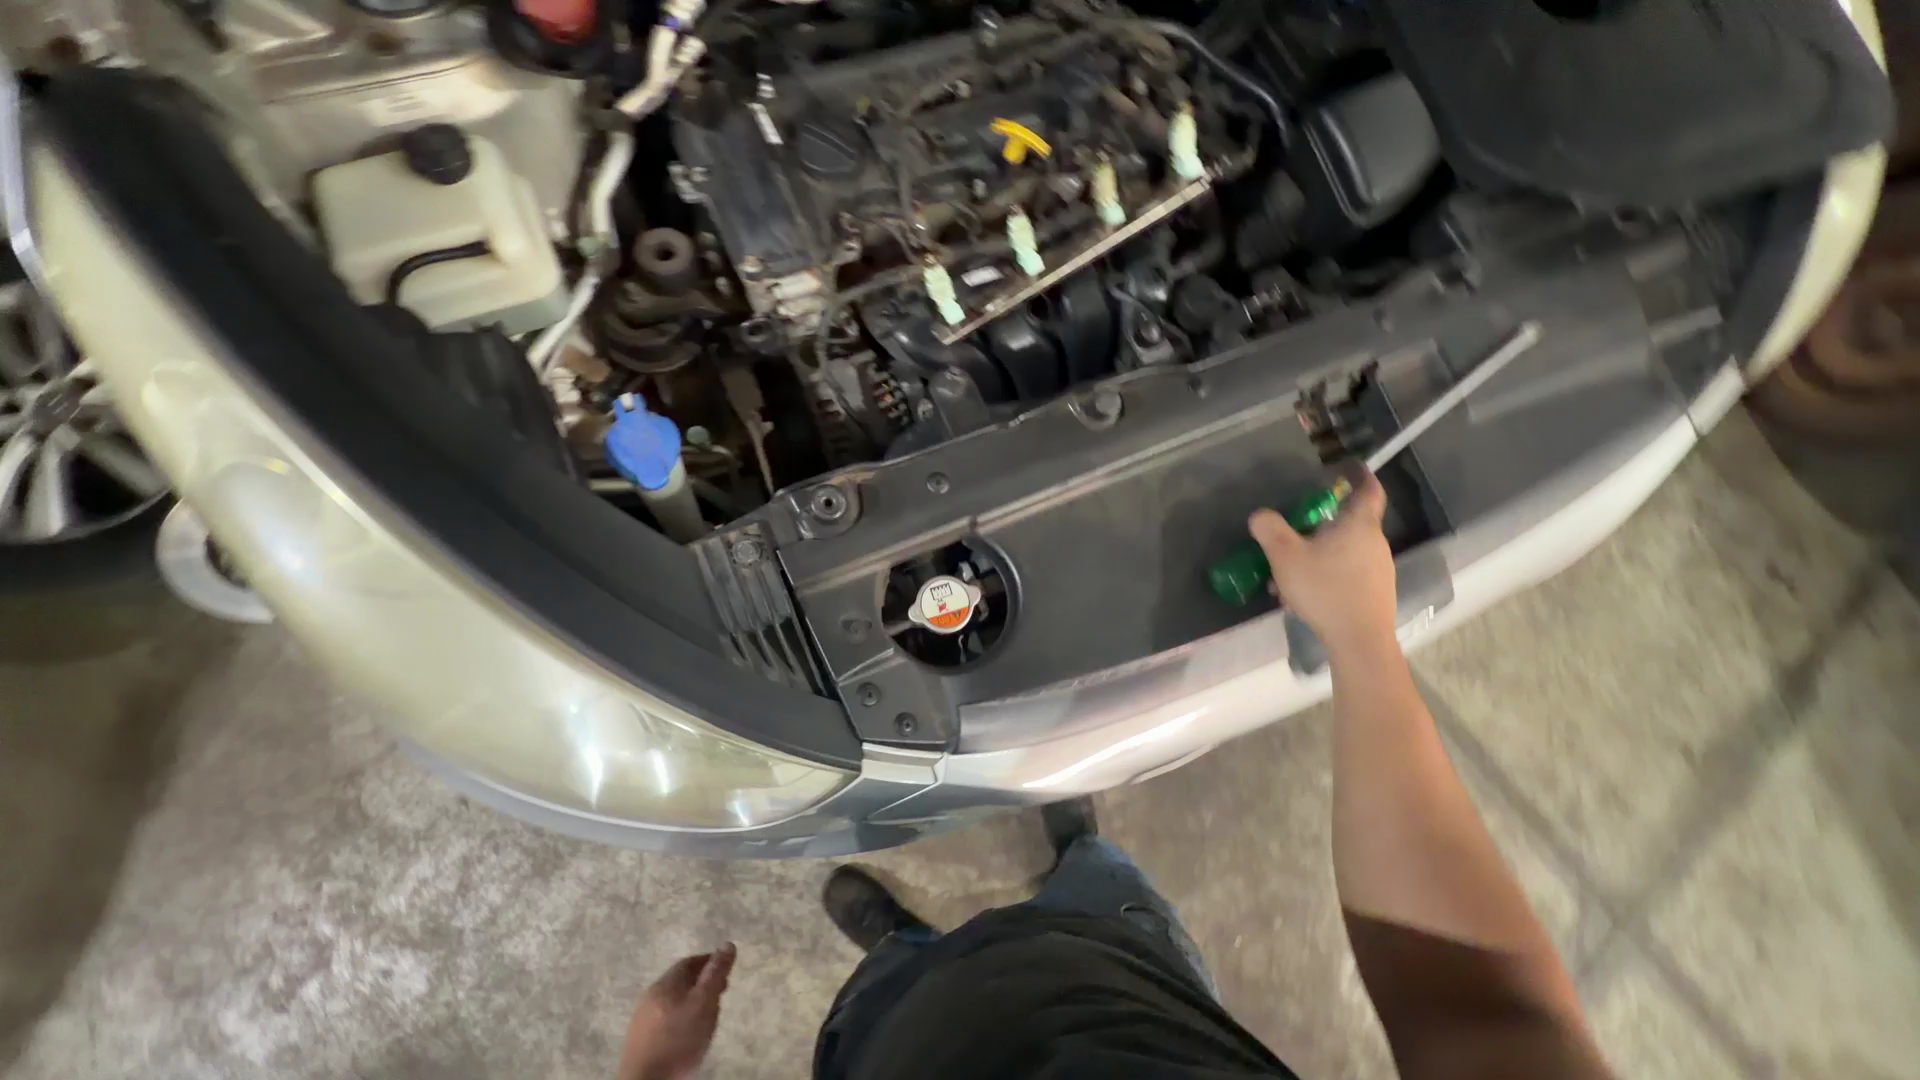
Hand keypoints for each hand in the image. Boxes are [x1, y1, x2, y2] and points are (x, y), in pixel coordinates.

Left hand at [616, 944, 736, 1079]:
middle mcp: (649, 996)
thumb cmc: (679, 1039)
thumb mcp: (704, 1003)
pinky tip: (687, 1033)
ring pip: (672, 1002)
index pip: (689, 962)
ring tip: (707, 1014)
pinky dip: (680, 1018)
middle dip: (701, 983)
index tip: (726, 970)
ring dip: (691, 1002)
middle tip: (721, 992)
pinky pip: (665, 1020)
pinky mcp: (640, 1041)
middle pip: (679, 982)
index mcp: (664, 983)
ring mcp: (641, 1020)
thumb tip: (727, 944)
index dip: (709, 962)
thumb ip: (715, 974)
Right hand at [1249, 470, 1398, 659]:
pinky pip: (1347, 574)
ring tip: (1289, 574)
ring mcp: (1379, 569)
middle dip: (1321, 525)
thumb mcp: (1285, 557)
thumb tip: (1260, 515)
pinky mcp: (1376, 593)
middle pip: (1349, 524)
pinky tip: (1303, 596)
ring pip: (1344, 552)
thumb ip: (1270, 530)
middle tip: (1295, 531)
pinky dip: (1327, 576)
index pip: (1368, 490)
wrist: (1359, 640)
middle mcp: (1374, 542)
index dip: (1361, 476)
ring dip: (1318, 555)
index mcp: (1358, 525)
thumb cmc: (1325, 589)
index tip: (1350, 467)